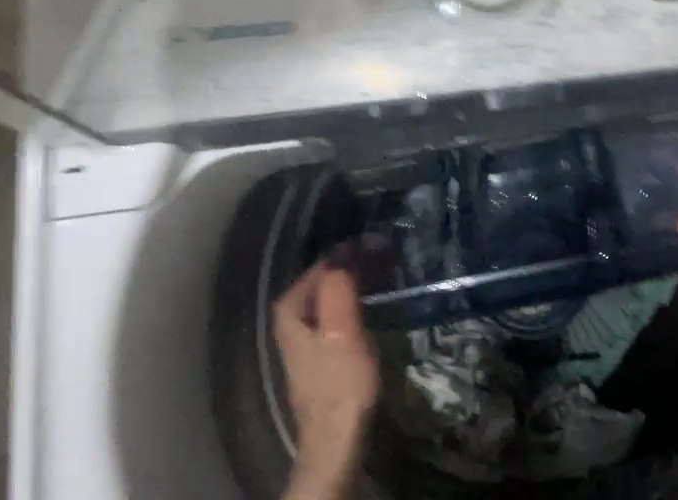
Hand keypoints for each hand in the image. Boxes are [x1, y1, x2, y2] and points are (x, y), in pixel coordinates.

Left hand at [274, 252, 378, 499]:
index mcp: (290, 309)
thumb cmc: (340, 381)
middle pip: (325, 277)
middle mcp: (291, 317)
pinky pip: (338, 307)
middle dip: (353, 262)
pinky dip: (356, 297)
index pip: (323, 263)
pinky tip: (375, 298)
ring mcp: (305, 333)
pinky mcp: (322, 347)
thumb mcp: (342, 330)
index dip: (351, 250)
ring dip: (356, 279)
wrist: (337, 436)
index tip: (381, 242)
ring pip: (332, 292)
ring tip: (386, 268)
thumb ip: (338, 289)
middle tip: (387, 252)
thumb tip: (343, 249)